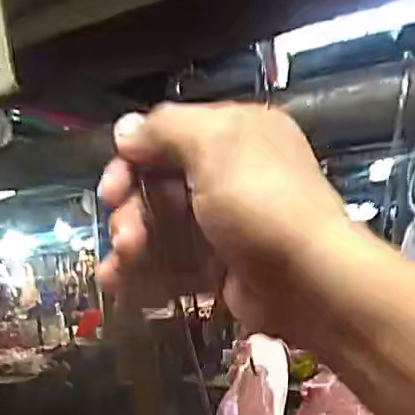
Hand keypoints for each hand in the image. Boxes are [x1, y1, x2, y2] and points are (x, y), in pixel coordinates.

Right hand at [96, 104, 351, 335]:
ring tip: (119, 268)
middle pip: (158, 190)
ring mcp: (221, 227)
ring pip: (161, 232)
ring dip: (132, 248)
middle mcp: (226, 178)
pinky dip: (145, 275)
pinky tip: (119, 285)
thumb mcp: (216, 147)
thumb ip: (166, 131)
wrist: (304, 281)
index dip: (131, 164)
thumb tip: (125, 130)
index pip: (166, 140)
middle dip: (131, 213)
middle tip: (125, 238)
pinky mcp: (217, 269)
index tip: (111, 191)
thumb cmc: (261, 205)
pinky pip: (173, 267)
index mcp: (231, 136)